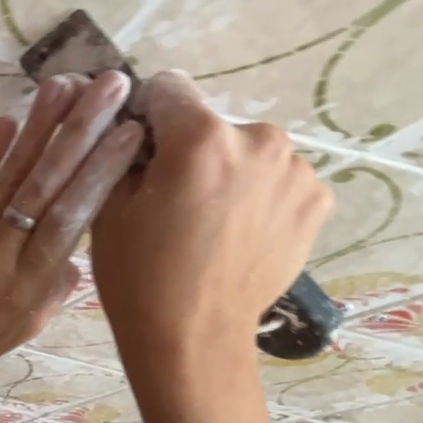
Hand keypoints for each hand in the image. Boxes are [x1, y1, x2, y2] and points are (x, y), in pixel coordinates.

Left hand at [0, 71, 144, 395]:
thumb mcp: (22, 329)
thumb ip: (54, 289)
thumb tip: (78, 250)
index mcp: (29, 285)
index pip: (72, 218)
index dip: (102, 172)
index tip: (131, 131)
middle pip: (43, 187)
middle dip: (79, 132)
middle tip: (109, 85)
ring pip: (6, 180)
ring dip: (36, 129)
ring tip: (62, 86)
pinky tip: (6, 122)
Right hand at [90, 70, 333, 369]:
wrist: (191, 335)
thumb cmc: (136, 275)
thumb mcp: (107, 211)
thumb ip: (120, 157)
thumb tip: (132, 130)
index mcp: (200, 138)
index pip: (169, 87)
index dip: (144, 113)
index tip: (134, 149)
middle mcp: (259, 139)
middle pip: (211, 126)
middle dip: (188, 152)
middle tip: (167, 203)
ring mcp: (296, 170)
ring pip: (245, 154)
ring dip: (224, 175)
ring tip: (202, 225)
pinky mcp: (316, 199)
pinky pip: (275, 182)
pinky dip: (253, 199)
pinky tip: (232, 236)